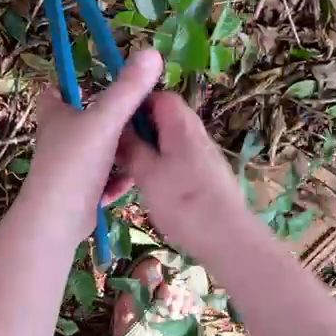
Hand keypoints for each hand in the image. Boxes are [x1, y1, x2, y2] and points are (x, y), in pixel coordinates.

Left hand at [25, 49, 163, 237]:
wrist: (58, 219)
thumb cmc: (75, 163)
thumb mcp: (105, 120)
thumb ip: (128, 89)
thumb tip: (153, 52)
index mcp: (55, 115)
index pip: (56, 91)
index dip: (72, 85)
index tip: (98, 83)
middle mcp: (58, 138)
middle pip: (87, 121)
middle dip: (112, 121)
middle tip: (139, 117)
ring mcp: (68, 167)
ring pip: (100, 152)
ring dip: (120, 153)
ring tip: (141, 152)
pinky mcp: (79, 192)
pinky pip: (104, 179)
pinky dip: (117, 180)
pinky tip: (128, 182)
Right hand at [117, 91, 263, 258]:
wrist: (227, 238)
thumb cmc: (183, 201)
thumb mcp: (147, 173)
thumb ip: (131, 148)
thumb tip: (117, 127)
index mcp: (181, 126)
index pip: (158, 97)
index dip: (134, 104)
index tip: (111, 121)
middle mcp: (193, 136)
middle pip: (159, 124)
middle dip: (132, 137)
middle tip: (108, 155)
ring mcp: (200, 159)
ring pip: (163, 150)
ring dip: (139, 161)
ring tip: (115, 184)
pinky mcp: (202, 180)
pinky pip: (171, 168)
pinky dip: (153, 176)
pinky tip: (137, 196)